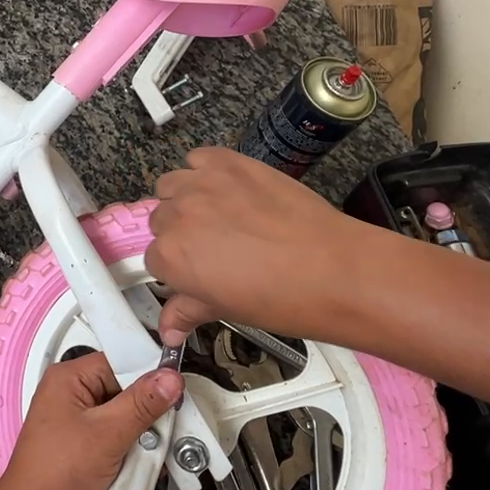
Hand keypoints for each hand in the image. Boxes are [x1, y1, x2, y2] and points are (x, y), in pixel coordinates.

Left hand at [0, 351, 181, 489]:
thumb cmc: (54, 473)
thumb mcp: (106, 434)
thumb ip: (140, 405)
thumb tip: (167, 378)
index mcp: (68, 378)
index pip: (117, 361)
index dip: (147, 375)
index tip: (174, 390)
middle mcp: (71, 394)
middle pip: (122, 390)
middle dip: (145, 412)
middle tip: (163, 429)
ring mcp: (76, 421)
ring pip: (122, 417)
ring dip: (140, 435)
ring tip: (149, 452)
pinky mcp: (83, 446)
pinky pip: (116, 437)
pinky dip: (130, 450)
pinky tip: (140, 464)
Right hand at [147, 146, 403, 346]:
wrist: (335, 269)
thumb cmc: (283, 298)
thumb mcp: (227, 310)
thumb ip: (187, 313)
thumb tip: (167, 332)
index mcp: (170, 256)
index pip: (154, 257)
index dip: (176, 264)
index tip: (197, 270)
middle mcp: (175, 216)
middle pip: (160, 218)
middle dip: (180, 231)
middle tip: (214, 245)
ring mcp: (200, 184)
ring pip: (171, 185)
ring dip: (185, 197)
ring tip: (218, 213)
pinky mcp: (226, 162)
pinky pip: (198, 158)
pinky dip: (205, 169)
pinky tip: (228, 189)